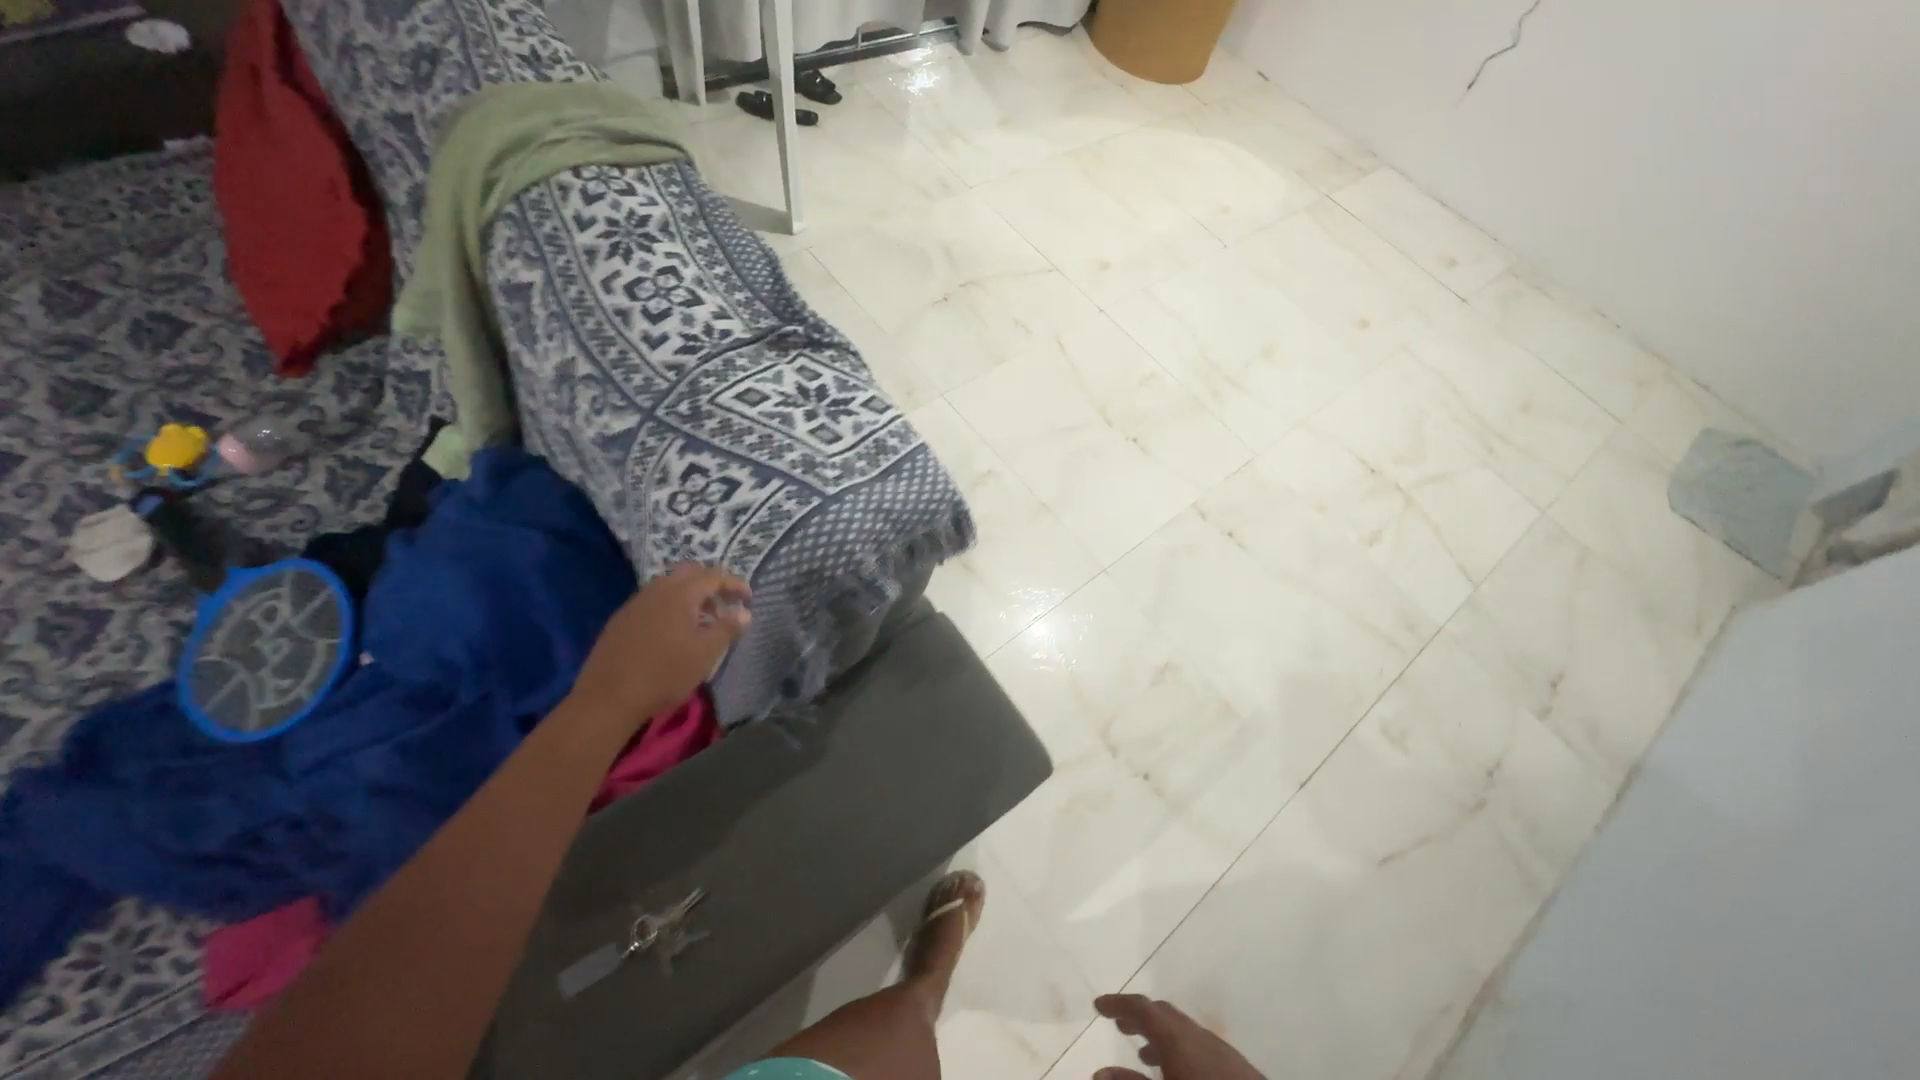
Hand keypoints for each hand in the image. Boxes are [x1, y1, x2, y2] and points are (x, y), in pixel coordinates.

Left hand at [568, 563, 750, 729]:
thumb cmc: (664, 674)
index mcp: (679, 594)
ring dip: (690, 596)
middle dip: (711, 585)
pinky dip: (671, 607)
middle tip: (724, 606)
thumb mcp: (705, 654)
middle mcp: (656, 590)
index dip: (734, 584)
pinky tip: (673, 632)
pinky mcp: (621, 619)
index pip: (713, 576)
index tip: (748, 598)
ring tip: (702, 622)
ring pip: (669, 587)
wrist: (608, 697)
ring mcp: (635, 603)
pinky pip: (653, 602)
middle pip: (689, 574)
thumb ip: (728, 628)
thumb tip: (744, 612)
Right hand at [1091, 994, 1265, 1079]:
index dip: (1119, 1003)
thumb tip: (1099, 1073)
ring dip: (1158, 1034)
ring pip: (1181, 1030)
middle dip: (1139, 1016)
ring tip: (1142, 1054)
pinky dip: (1177, 1048)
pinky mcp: (1234, 1066)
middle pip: (1163, 1014)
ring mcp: (1219, 1049)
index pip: (1143, 1008)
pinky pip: (1197, 1044)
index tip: (1098, 1006)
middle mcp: (1197, 1035)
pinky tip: (1177, 1073)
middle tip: (1118, 1025)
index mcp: (1177, 1038)